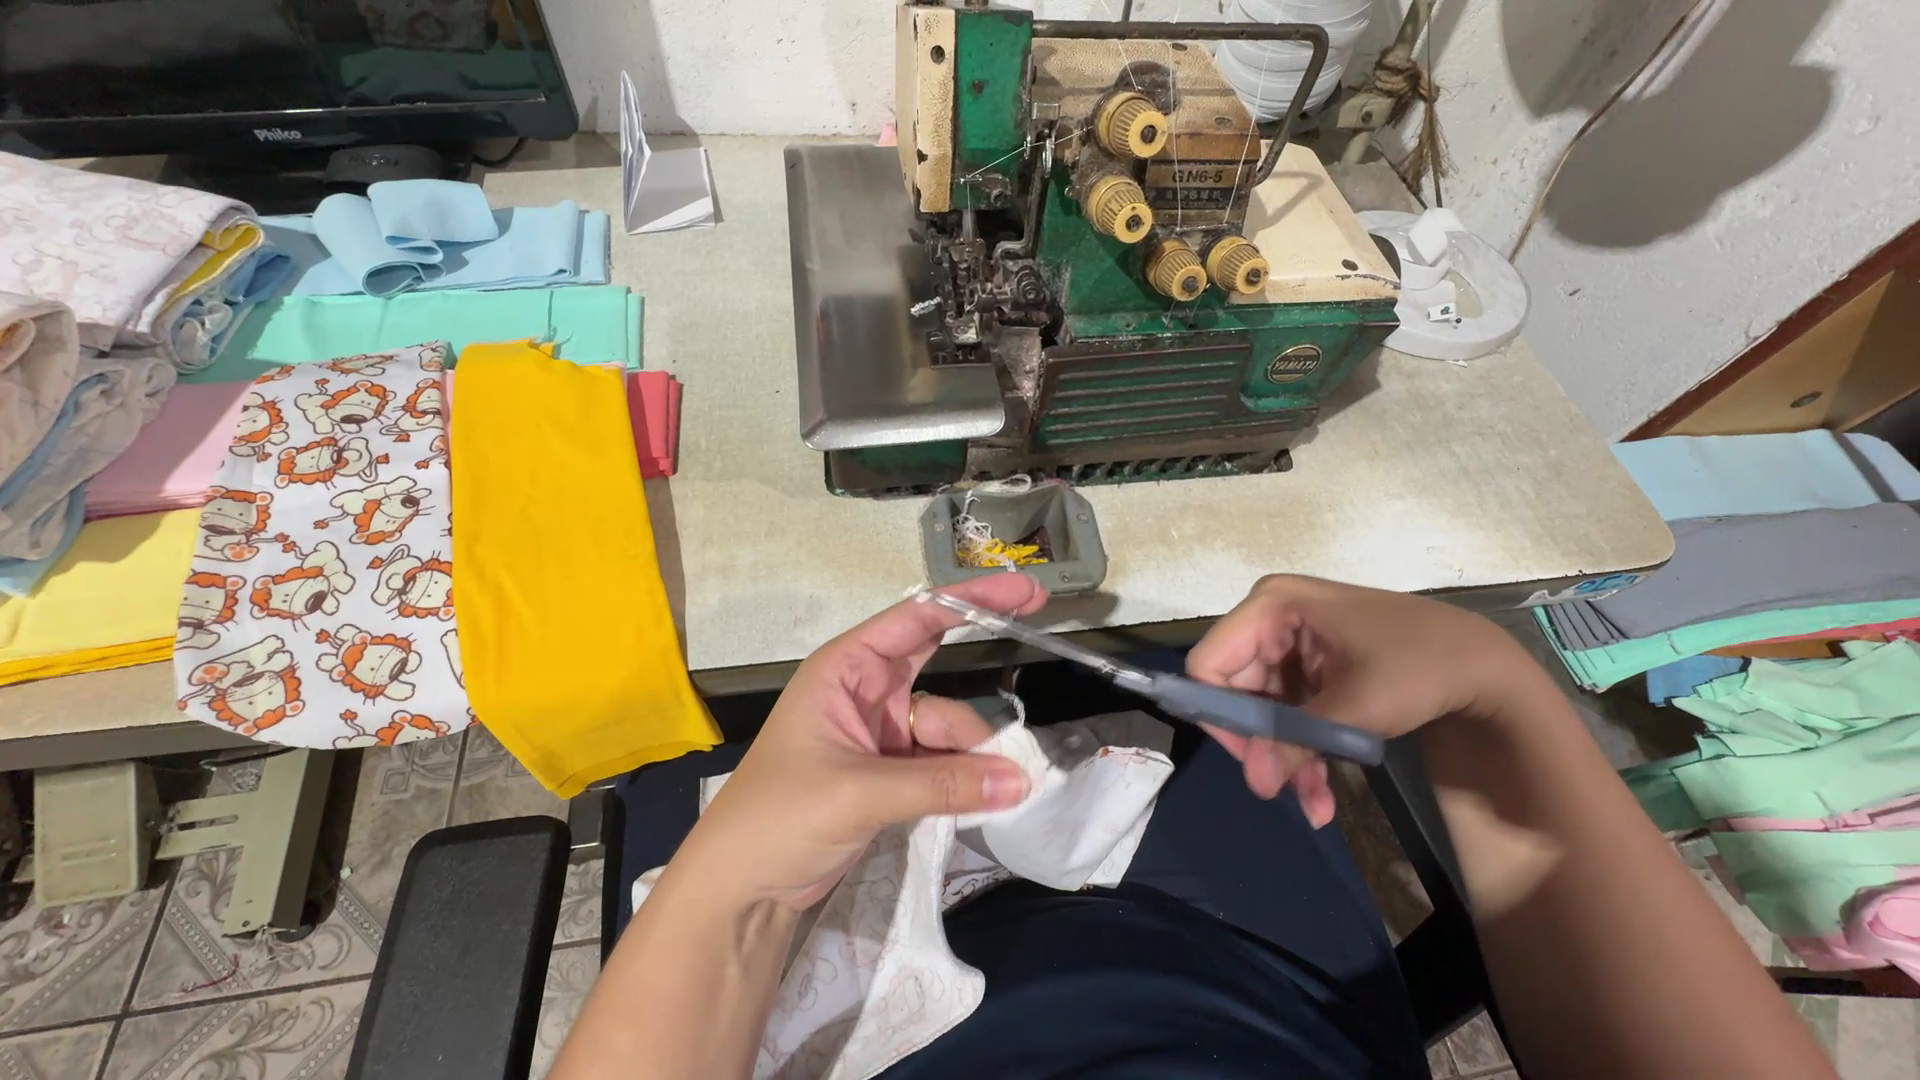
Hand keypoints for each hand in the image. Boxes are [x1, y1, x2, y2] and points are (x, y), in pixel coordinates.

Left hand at [668, 575, 1045, 911]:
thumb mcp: (859, 792)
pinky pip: (941, 763)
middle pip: (937, 662)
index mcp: (845, 669)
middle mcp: (865, 691)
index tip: (1024, 591)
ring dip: (972, 753)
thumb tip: (1021, 780)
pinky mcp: (889, 773)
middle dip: (982, 660)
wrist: (741, 888)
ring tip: (997, 788)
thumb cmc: (778, 817)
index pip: (916, 619)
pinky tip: (984, 797)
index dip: (972, 600)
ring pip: (947, 726)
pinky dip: (963, 778)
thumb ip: (942, 783)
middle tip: (1038, 628)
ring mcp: (879, 734)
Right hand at [1187, 575, 1536, 823]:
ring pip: (1260, 708)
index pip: (1210, 662)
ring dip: (1284, 756)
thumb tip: (1256, 784)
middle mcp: (1270, 617)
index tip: (1255, 759)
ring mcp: (1288, 642)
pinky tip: (1321, 792)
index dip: (1221, 714)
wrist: (1483, 664)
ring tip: (1315, 802)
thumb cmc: (1421, 668)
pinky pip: (1284, 709)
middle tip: (1284, 789)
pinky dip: (1301, 748)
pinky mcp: (1306, 665)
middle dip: (1261, 744)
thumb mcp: (1357, 708)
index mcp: (1272, 606)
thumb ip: (1298, 742)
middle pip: (1232, 689)